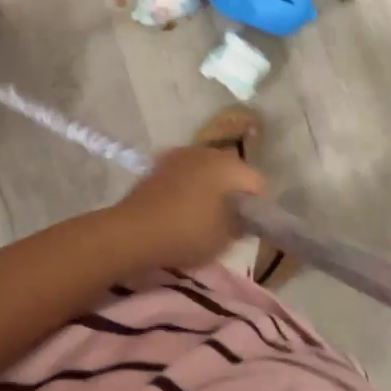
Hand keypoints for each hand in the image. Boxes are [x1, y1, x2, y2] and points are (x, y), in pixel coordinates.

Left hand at [109, 146, 265, 270]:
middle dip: (234, 194)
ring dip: (210, 189)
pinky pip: (186, 174)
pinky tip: (181, 209)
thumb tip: (242, 216)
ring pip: (208, 171)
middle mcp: (208, 152)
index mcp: (229, 165)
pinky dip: (189, 188)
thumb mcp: (224, 238)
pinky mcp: (160, 164)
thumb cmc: (187, 233)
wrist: (133, 231)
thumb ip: (241, 224)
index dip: (258, 208)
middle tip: (227, 223)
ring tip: (202, 216)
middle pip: (233, 172)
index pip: (258, 184)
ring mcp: (182, 155)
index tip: (248, 228)